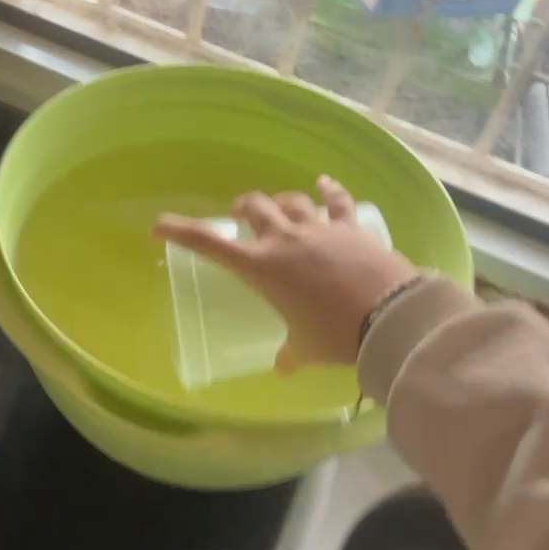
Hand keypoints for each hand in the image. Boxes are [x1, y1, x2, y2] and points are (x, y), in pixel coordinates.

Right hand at [154, 176, 417, 373]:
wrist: (389, 318)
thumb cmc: (335, 334)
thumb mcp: (306, 347)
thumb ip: (290, 353)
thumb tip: (282, 367)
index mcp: (262, 267)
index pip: (210, 243)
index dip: (180, 231)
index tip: (159, 226)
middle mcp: (285, 239)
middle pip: (255, 207)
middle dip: (244, 208)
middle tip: (241, 216)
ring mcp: (319, 228)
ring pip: (291, 200)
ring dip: (281, 202)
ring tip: (280, 207)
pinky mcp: (350, 227)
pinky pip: (336, 200)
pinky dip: (329, 190)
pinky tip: (324, 182)